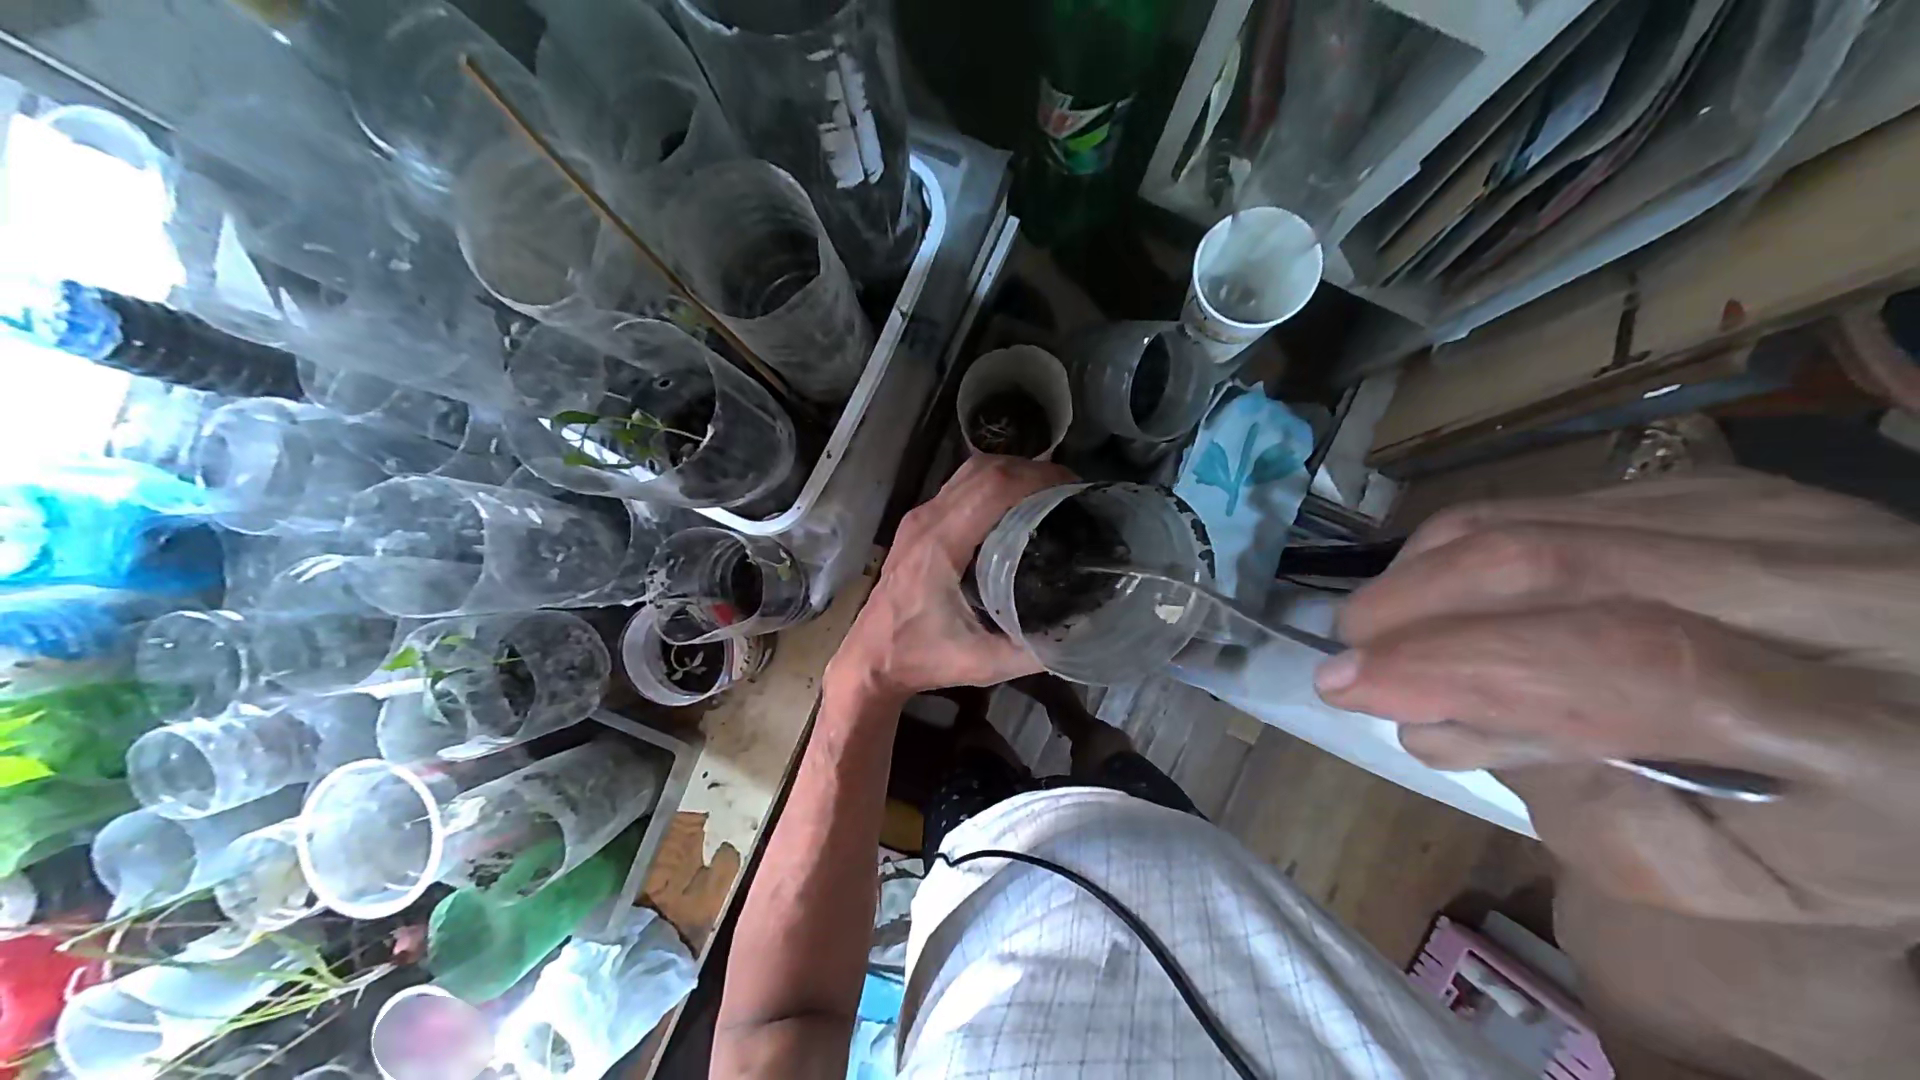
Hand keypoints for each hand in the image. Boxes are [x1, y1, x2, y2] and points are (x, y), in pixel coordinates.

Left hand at [827, 455, 1075, 702]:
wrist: (868, 659)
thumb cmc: (922, 659)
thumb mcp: (984, 664)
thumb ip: (1035, 651)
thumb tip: (1086, 628)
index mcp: (940, 545)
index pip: (993, 487)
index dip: (1037, 478)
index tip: (1074, 490)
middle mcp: (926, 521)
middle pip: (984, 469)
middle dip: (1032, 471)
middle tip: (1069, 493)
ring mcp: (918, 518)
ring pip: (969, 472)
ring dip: (1011, 473)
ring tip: (1047, 495)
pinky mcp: (917, 523)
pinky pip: (959, 486)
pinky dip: (992, 484)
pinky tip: (1014, 507)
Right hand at [1315, 472, 1919, 924]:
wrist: (1909, 736)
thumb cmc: (1799, 843)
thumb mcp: (1690, 865)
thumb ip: (1552, 785)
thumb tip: (1415, 708)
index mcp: (1874, 733)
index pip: (1629, 663)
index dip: (1463, 665)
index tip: (1348, 683)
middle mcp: (1844, 595)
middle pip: (1560, 564)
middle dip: (1415, 601)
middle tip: (1347, 647)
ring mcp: (1776, 521)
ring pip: (1533, 520)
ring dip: (1422, 572)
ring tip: (1385, 626)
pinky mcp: (1719, 489)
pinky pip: (1537, 503)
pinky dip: (1457, 550)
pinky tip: (1440, 594)